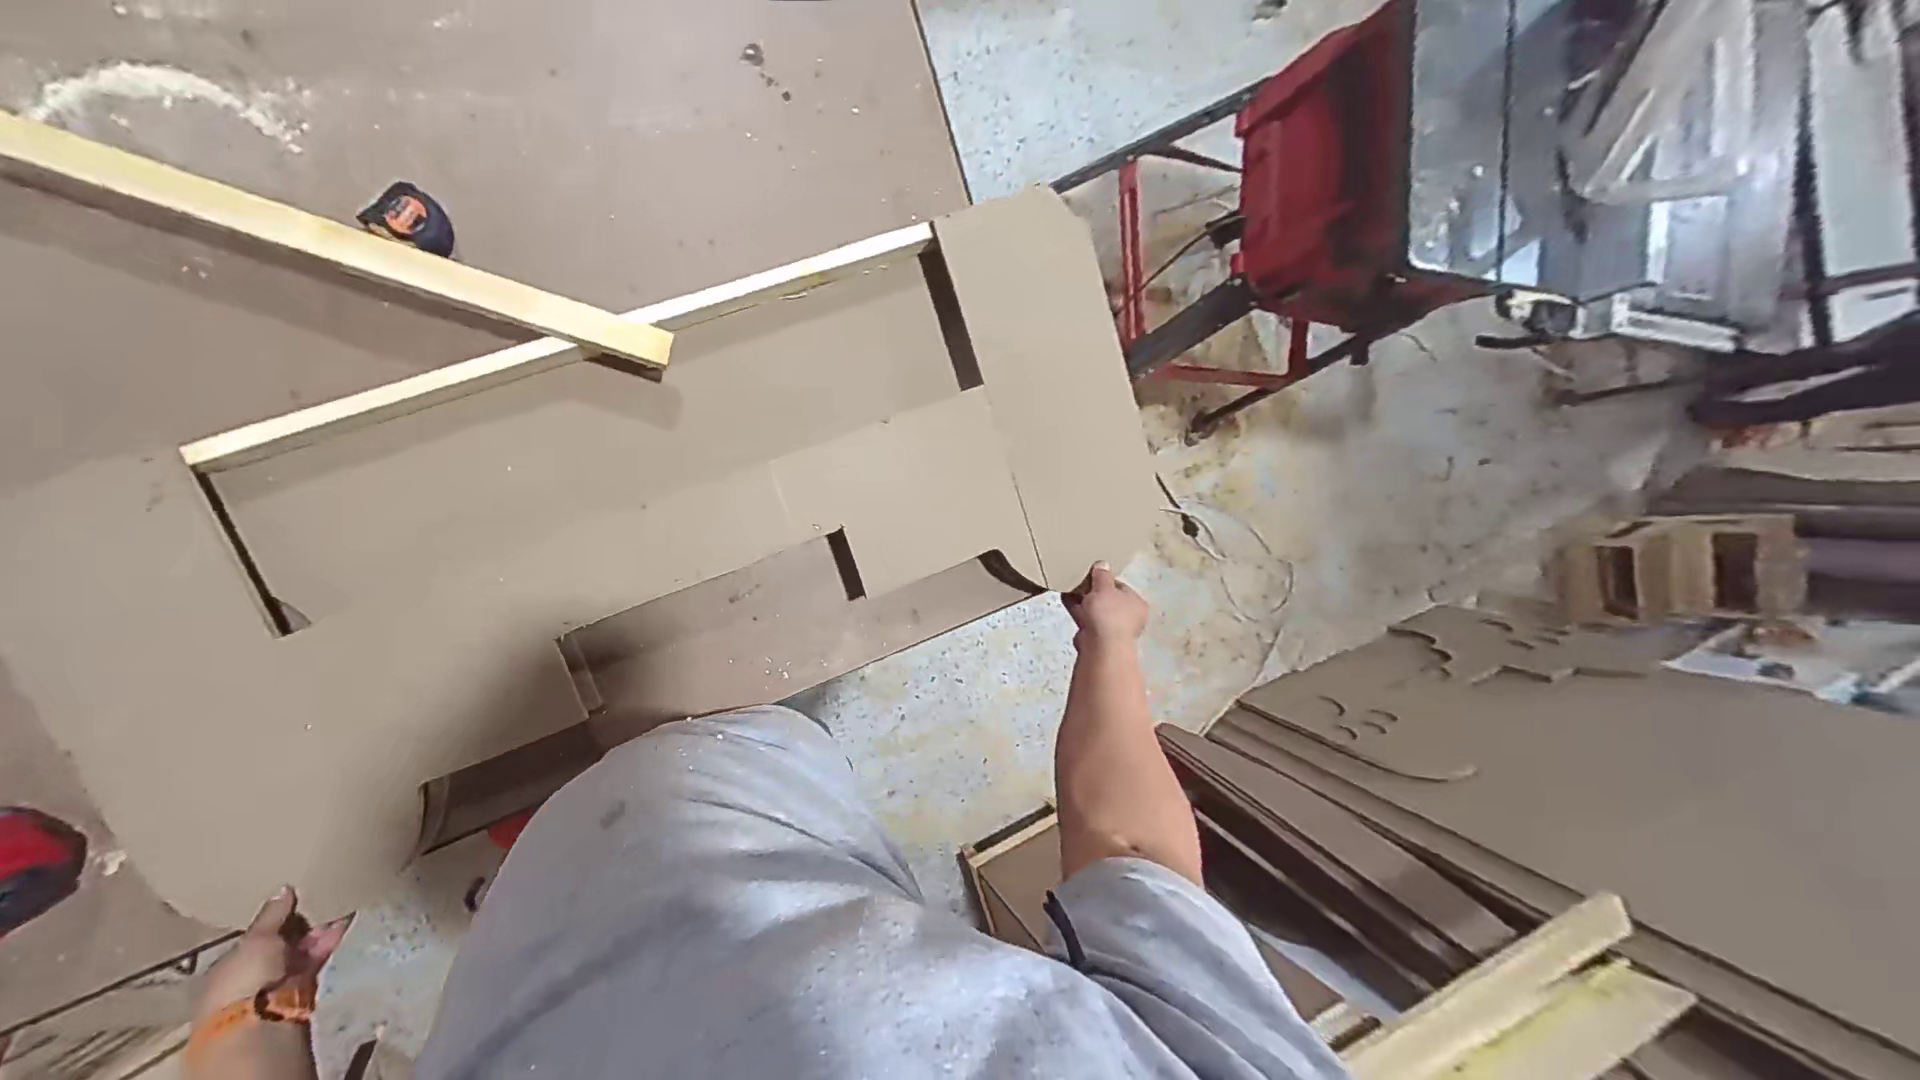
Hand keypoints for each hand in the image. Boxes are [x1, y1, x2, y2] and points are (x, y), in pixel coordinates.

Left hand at [193, 887, 348, 1022]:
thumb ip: (272, 914)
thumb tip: (282, 888)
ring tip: (340, 902)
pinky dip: (331, 938)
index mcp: (228, 964)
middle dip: (301, 923)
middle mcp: (250, 973)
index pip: (255, 936)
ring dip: (319, 929)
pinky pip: (318, 955)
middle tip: (321, 898)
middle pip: (280, 942)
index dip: (274, 918)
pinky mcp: (303, 984)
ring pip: (302, 948)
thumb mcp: (256, 938)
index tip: (296, 899)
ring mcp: (276, 980)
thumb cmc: (245, 976)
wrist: (261, 1018)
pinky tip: (347, 918)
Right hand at [1062, 562, 1148, 650]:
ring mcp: (1111, 629)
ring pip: (1094, 609)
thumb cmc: (1108, 613)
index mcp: (1136, 604)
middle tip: (1078, 578)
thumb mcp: (1104, 587)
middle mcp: (1127, 617)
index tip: (1091, 573)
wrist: (1100, 646)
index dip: (1105, 578)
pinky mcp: (1096, 637)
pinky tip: (1064, 596)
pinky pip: (1085, 618)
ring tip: (1068, 585)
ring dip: (1082, 599)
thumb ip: (1102, 575)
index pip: (1120, 586)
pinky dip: (1076, 608)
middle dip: (1091, 589)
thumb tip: (1102, 563)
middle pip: (1107, 599)